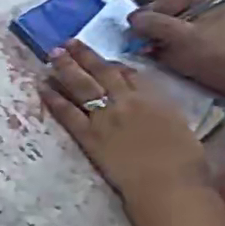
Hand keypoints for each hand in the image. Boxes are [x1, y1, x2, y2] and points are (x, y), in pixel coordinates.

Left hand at [41, 40, 209, 201]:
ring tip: (52, 55)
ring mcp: (105, 118)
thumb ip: (160, 107)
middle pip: (102, 74)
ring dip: (65, 69)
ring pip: (82, 86)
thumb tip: (142, 95)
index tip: (96, 54)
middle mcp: (128, 104)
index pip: (129, 75)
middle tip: (67, 42)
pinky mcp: (88, 135)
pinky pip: (66, 112)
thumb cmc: (182, 160)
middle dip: (84, 56)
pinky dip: (53, 97)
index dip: (110, 63)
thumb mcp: (178, 125)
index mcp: (155, 101)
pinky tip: (42, 86)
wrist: (168, 183)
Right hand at [127, 0, 224, 82]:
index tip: (140, 27)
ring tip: (149, 49)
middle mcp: (209, 5)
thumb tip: (133, 19)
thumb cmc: (209, 52)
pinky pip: (172, 35)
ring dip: (153, 36)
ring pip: (167, 24)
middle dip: (151, 26)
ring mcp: (205, 21)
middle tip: (141, 41)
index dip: (151, 11)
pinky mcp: (201, 37)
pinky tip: (159, 53)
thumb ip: (152, 23)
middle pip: (166, 11)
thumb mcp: (177, 35)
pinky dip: (161, 43)